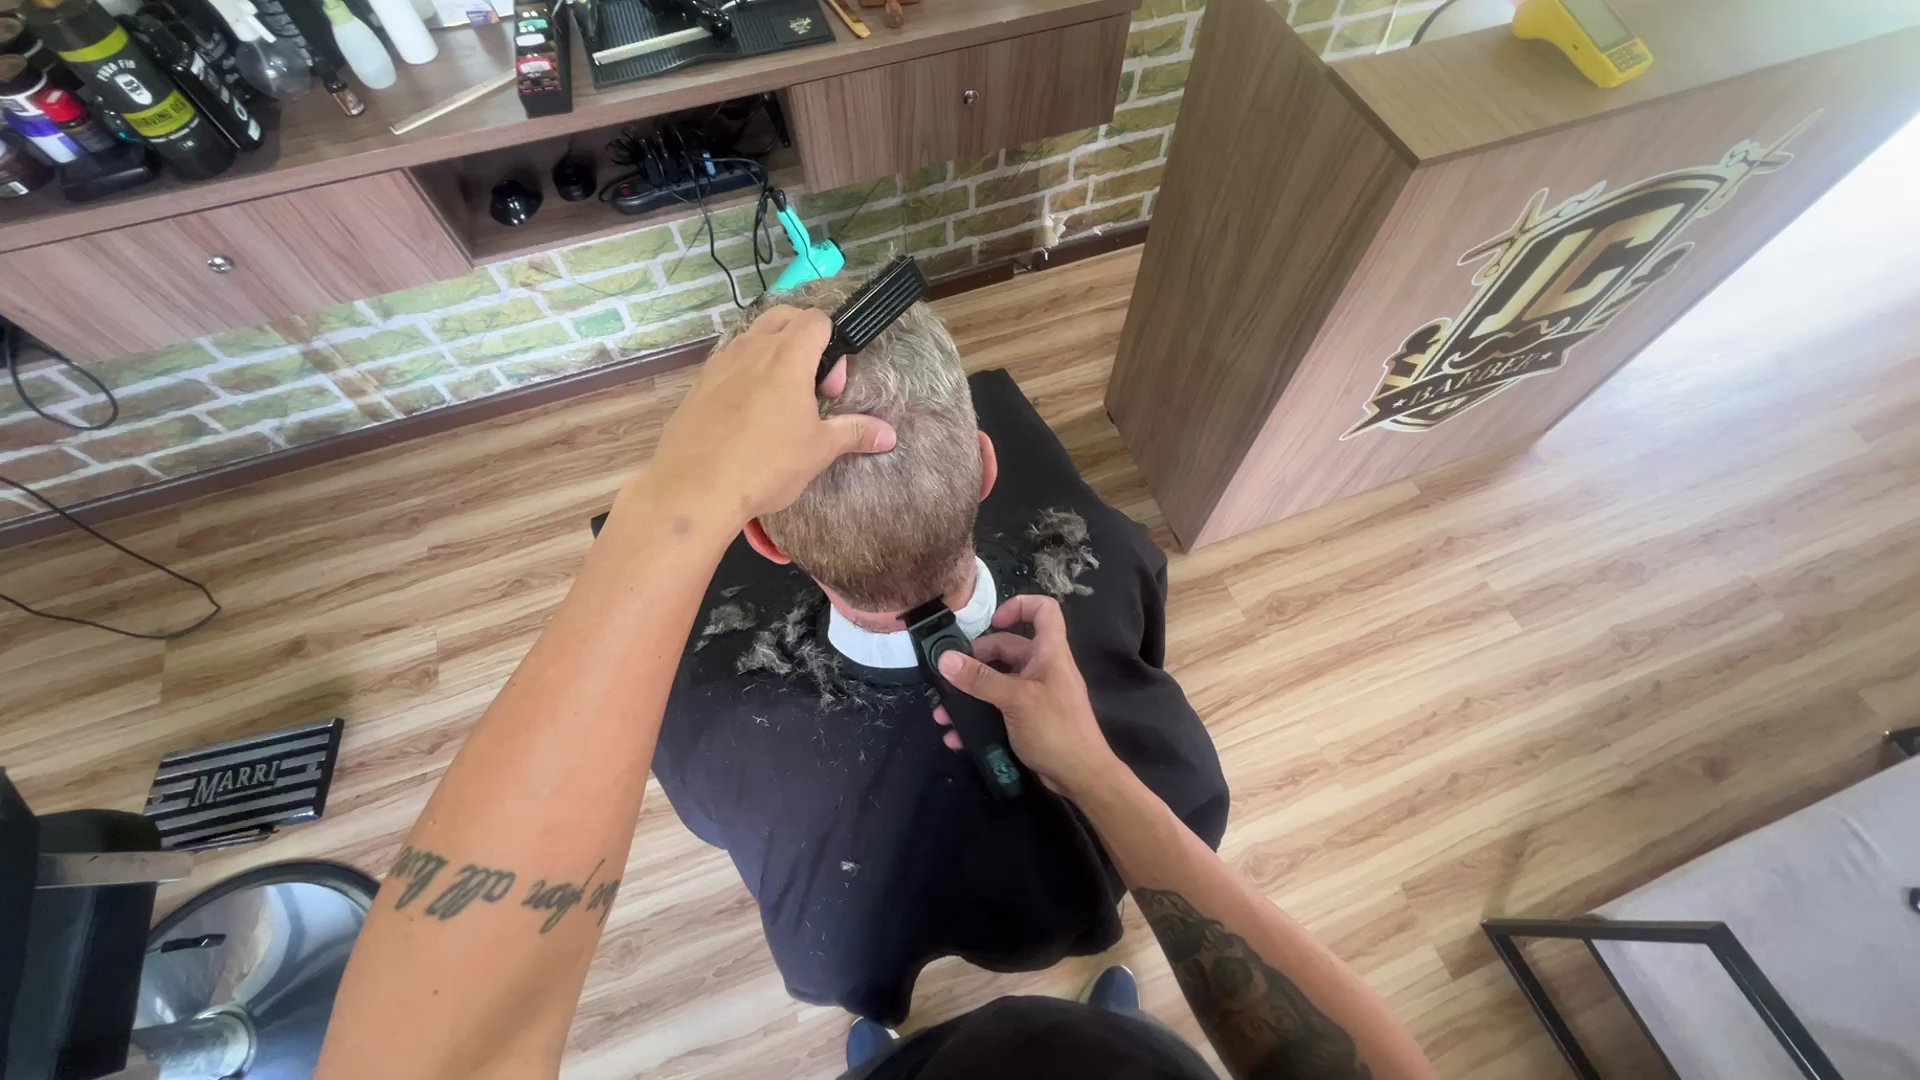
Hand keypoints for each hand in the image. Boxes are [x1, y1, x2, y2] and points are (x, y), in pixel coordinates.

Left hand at [636, 306, 896, 527]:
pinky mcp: (699, 383)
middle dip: (804, 339)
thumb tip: (889, 435)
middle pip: (784, 317)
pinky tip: (748, 416)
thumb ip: (854, 433)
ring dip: (773, 355)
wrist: (695, 487)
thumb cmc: (766, 464)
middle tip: (809, 387)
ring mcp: (721, 362)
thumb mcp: (819, 450)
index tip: (830, 390)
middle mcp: (752, 348)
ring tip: (780, 401)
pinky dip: (746, 373)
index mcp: (787, 356)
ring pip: (753, 336)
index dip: (833, 347)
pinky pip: (730, 361)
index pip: (816, 319)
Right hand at [934, 594, 1124, 799]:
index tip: (992, 622)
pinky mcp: (1028, 719)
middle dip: (974, 662)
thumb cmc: (1055, 729)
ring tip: (943, 713)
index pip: (1044, 610)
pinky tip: (956, 736)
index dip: (1019, 606)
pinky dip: (977, 719)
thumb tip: (945, 659)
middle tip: (949, 677)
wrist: (1081, 777)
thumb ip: (980, 679)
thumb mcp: (1015, 700)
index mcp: (1050, 652)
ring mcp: (1035, 694)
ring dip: (969, 695)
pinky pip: (998, 710)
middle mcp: (1043, 668)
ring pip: (997, 683)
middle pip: (1006, 650)